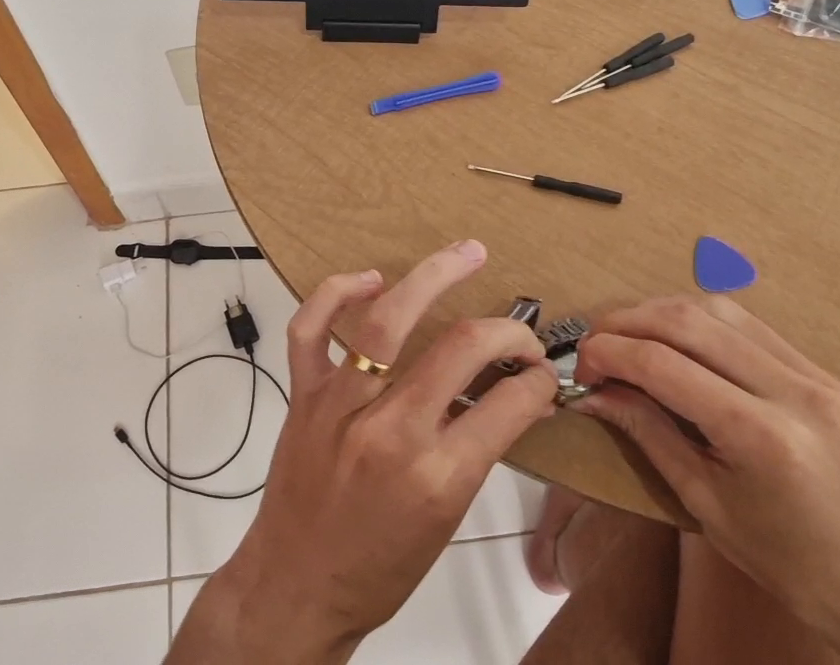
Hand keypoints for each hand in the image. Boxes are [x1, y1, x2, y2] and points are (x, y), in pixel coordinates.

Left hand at [168, 240, 557, 664]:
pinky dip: (336, 294)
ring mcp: (340, 409)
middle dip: (507, 330)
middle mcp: (390, 434)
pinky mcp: (303, 397)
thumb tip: (515, 397)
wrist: (297, 586)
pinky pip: (310, 330)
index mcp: (437, 476)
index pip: (508, 403)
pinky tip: (370, 280)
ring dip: (432, 277)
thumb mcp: (448, 519)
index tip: (542, 373)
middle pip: (460, 348)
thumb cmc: (380, 566)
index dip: (538, 379)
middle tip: (521, 332)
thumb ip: (479, 451)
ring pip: (385, 322)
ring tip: (466, 252)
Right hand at [572, 295, 839, 663]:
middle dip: (627, 322)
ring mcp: (814, 375)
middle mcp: (793, 390)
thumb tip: (595, 391)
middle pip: (689, 321)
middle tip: (593, 344)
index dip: (609, 354)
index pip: (664, 364)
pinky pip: (748, 325)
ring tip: (625, 335)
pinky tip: (674, 340)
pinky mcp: (821, 372)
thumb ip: (647, 433)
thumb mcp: (703, 502)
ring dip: (660, 312)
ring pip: (718, 309)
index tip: (579, 366)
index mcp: (761, 435)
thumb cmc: (787, 562)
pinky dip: (699, 322)